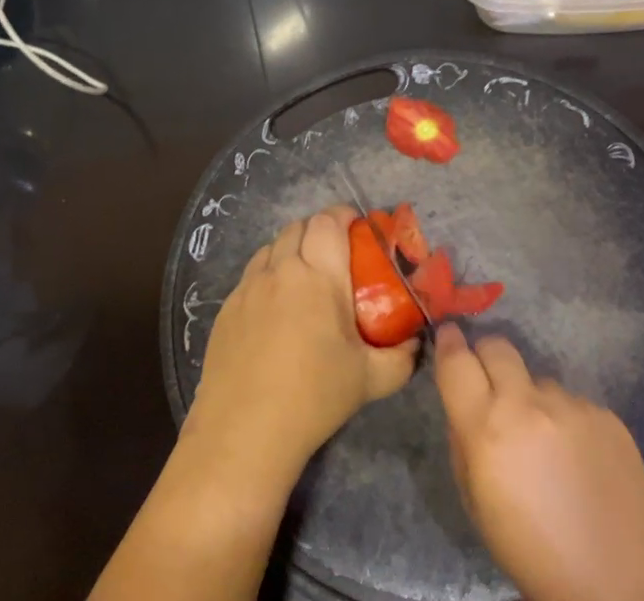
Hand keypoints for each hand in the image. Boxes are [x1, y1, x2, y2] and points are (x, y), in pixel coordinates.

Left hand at [186, 207, 418, 472]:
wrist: (246, 427)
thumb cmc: (314, 397)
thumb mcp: (372, 379)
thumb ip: (402, 356)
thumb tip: (416, 341)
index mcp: (318, 277)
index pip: (329, 221)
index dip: (345, 217)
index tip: (360, 230)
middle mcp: (280, 270)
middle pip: (299, 226)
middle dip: (320, 231)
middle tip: (338, 257)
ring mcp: (248, 286)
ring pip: (272, 246)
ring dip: (293, 250)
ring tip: (307, 279)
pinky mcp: (227, 306)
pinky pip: (252, 273)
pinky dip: (269, 274)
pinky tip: (277, 307)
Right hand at [434, 324, 643, 600]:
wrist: (623, 576)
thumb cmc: (532, 549)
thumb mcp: (475, 501)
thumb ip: (463, 443)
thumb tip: (465, 408)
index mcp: (486, 428)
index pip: (456, 360)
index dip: (447, 342)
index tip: (446, 335)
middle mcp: (527, 403)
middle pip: (498, 346)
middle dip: (485, 355)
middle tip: (488, 381)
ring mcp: (571, 405)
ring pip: (537, 379)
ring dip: (530, 396)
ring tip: (543, 441)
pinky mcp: (605, 414)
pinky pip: (571, 402)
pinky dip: (564, 419)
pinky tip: (576, 457)